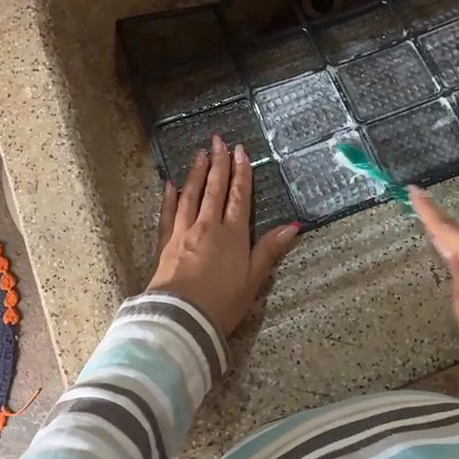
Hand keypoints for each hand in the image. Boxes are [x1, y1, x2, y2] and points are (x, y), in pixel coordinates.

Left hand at [147, 135, 301, 335]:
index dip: (241, 173)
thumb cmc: (223, 302)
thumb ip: (269, 249)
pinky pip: (167, 214)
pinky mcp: (165, 244)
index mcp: (233, 234)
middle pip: (215, 189)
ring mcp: (183, 232)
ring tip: (200, 154)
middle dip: (218, 163)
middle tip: (218, 140)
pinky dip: (169, 198)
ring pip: (191, 195)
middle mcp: (208, 226)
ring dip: (196, 173)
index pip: (239, 196)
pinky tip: (169, 184)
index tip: (241, 150)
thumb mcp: (254, 279)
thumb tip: (293, 225)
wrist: (181, 318)